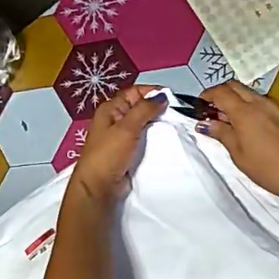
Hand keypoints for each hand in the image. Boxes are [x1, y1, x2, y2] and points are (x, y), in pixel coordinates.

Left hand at [67, 84, 165, 204]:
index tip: (174, 98)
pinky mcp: (128, 152)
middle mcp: (116, 120)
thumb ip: (144, 109)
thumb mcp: (127, 127)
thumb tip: (162, 96)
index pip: (134, 92)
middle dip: (158, 109)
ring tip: (177, 126)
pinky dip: (155, 139)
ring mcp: (122, 137)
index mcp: (111, 109)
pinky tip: (167, 140)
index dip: (153, 92)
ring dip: (158, 125)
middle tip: (179, 113)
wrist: (99, 186)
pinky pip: (144, 140)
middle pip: (140, 108)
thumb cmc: (109, 154)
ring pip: (144, 124)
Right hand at [197, 80, 278, 214]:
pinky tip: (245, 127)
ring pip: (248, 93)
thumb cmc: (267, 168)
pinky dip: (247, 107)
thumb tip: (205, 123)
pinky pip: (260, 102)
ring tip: (227, 122)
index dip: (207, 95)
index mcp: (245, 111)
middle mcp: (260, 103)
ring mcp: (274, 107)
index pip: (221, 92)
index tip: (199, 106)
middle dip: (220, 94)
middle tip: (210, 113)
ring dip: (234, 100)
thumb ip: (221, 133)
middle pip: (234, 86)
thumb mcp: (238, 153)